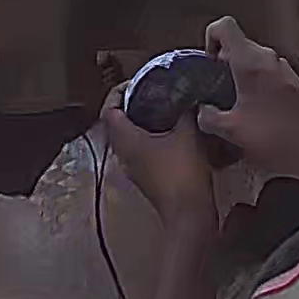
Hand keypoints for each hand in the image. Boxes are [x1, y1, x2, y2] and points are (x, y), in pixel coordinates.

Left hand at [102, 85, 215, 228]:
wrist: (190, 215)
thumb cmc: (183, 171)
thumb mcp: (188, 132)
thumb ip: (186, 109)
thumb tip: (188, 94)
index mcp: (126, 139)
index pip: (108, 110)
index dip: (117, 93)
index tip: (135, 82)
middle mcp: (123, 154)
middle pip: (116, 124)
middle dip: (129, 105)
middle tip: (150, 92)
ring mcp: (133, 169)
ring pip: (127, 139)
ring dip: (139, 122)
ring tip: (162, 107)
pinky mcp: (145, 178)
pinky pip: (139, 151)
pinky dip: (148, 138)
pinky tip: (171, 132)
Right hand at [196, 16, 298, 175]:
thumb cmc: (272, 135)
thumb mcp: (231, 130)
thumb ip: (208, 117)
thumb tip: (202, 112)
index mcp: (248, 61)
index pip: (225, 26)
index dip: (211, 37)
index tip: (210, 61)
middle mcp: (267, 57)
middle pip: (239, 43)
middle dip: (226, 61)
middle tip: (219, 85)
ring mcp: (284, 67)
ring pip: (255, 57)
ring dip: (244, 72)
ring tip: (238, 99)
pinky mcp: (294, 80)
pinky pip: (270, 70)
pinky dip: (260, 81)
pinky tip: (258, 107)